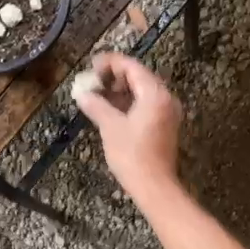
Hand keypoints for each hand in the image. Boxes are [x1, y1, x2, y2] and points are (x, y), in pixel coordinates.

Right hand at [73, 53, 183, 197]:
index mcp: (155, 94)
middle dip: (115, 75)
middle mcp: (165, 98)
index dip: (111, 62)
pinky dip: (129, 101)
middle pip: (140, 76)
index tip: (92, 65)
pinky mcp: (165, 125)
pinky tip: (111, 108)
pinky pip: (146, 103)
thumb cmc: (132, 154)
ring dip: (121, 89)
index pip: (132, 67)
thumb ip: (96, 105)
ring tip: (99, 93)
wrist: (154, 186)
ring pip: (143, 90)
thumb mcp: (110, 126)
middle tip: (94, 79)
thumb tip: (82, 94)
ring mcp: (167, 112)